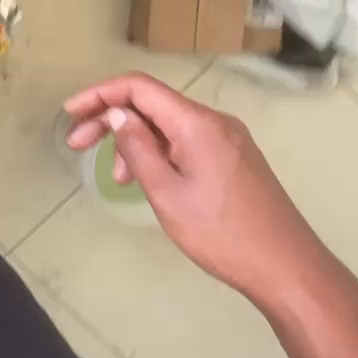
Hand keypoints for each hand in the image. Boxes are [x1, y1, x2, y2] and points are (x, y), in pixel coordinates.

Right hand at [63, 73, 331, 305]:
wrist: (287, 269)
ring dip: (131, 140)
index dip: (99, 94)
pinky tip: (144, 178)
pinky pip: (182, 140)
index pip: (139, 88)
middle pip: (150, 103)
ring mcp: (226, 139)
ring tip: (117, 177)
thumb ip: (137, 147)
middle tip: (76, 144)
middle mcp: (213, 122)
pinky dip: (154, 151)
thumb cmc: (220, 233)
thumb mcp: (166, 191)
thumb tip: (116, 114)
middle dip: (109, 118)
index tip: (70, 114)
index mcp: (197, 124)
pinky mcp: (231, 157)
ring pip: (165, 124)